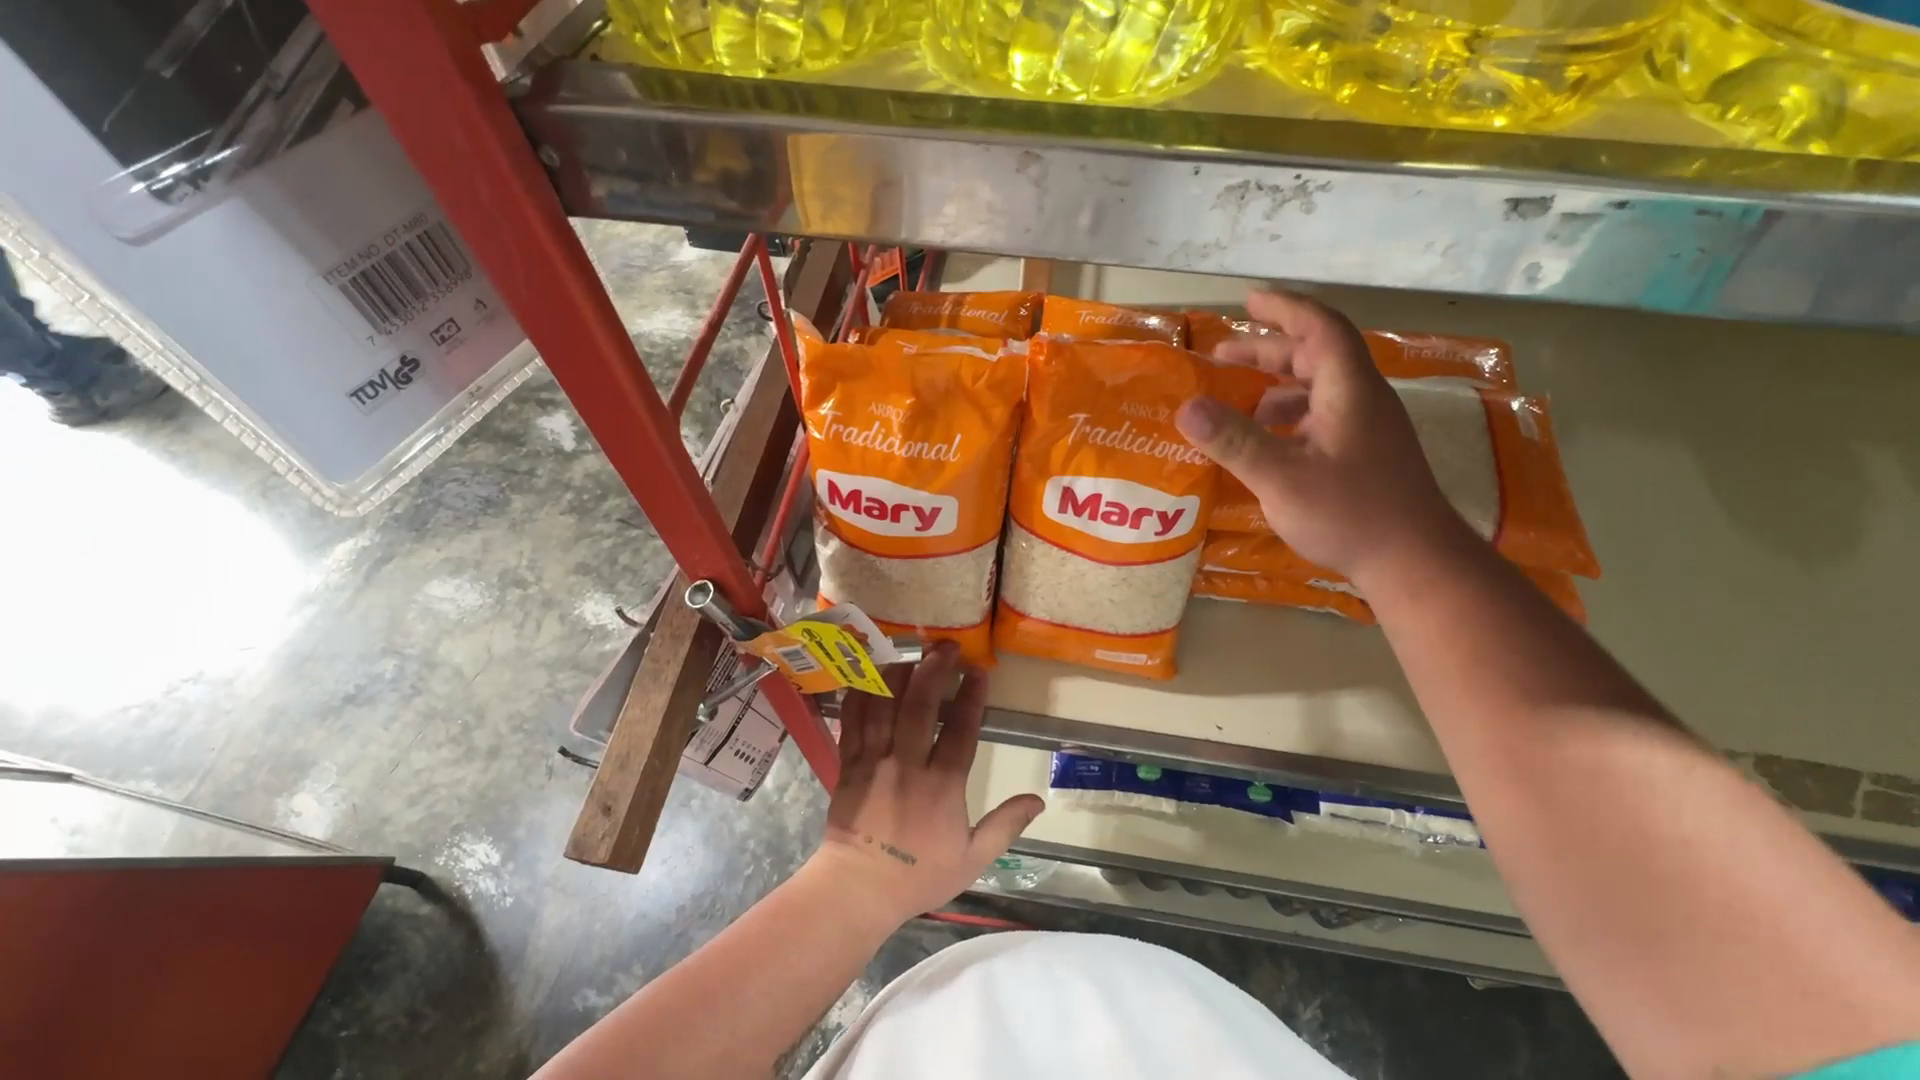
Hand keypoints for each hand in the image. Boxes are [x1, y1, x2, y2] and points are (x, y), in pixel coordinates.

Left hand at [809, 642, 1044, 927]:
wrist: (858, 888)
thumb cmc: (918, 876)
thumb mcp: (972, 859)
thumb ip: (1005, 826)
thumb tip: (1038, 800)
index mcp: (941, 786)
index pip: (960, 731)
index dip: (972, 697)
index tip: (980, 671)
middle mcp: (907, 765)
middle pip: (919, 706)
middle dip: (935, 671)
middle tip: (947, 647)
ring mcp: (874, 761)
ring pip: (883, 706)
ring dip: (898, 675)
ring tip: (911, 654)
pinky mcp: (848, 764)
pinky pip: (852, 722)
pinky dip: (861, 695)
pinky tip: (870, 676)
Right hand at [1176, 289, 1465, 580]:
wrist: (1415, 561)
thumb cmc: (1351, 513)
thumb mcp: (1281, 477)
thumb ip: (1234, 441)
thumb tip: (1186, 407)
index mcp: (1348, 389)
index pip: (1319, 328)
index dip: (1283, 308)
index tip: (1247, 302)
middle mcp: (1362, 399)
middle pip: (1315, 356)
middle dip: (1267, 350)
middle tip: (1221, 356)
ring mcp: (1368, 428)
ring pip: (1318, 388)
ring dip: (1276, 385)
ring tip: (1235, 400)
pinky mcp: (1366, 454)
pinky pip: (1321, 416)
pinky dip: (1288, 416)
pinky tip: (1265, 441)